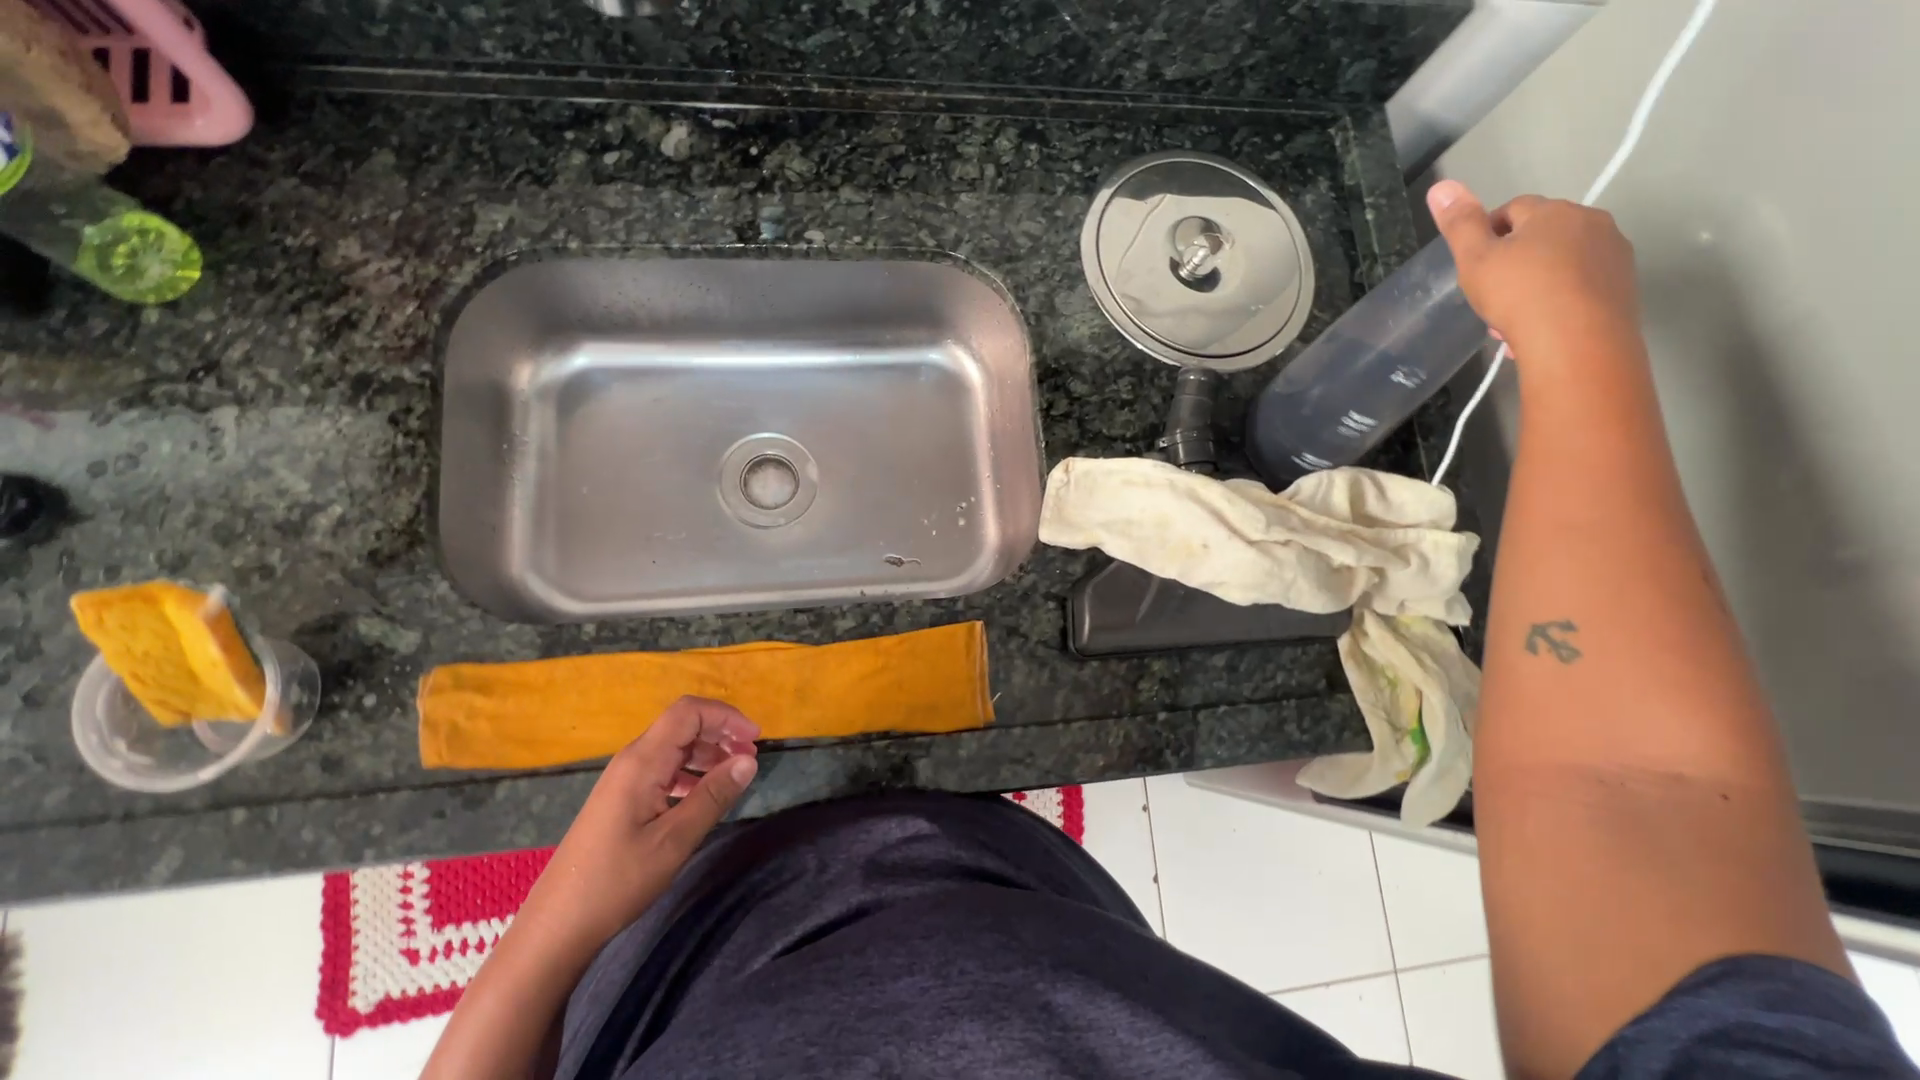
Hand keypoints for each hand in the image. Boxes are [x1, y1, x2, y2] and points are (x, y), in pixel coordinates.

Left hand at [516, 696, 760, 949]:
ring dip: (708, 753)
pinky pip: (663, 769)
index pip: (688, 712)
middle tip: (751, 759)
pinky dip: (691, 773)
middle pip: (682, 725)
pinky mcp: (623, 798)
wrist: (560, 921)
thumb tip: (749, 760)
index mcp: (642, 761)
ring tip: (735, 777)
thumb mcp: (675, 840)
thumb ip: (713, 796)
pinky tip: (704, 797)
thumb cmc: (618, 880)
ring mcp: (625, 779)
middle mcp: (632, 760)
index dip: (726, 716)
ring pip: (674, 747)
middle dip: (721, 732)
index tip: (756, 738)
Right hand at [1427, 180, 1641, 365]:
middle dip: (1515, 260)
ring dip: (1538, 281)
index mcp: (1552, 212)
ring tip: (1516, 318)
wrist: (1578, 343)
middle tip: (1493, 295)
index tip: (1475, 265)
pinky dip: (1561, 300)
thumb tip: (1441, 186)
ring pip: (1562, 262)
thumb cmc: (1520, 295)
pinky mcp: (1624, 286)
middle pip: (1541, 235)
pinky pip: (1582, 285)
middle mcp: (1591, 222)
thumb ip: (1459, 224)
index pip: (1512, 209)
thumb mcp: (1475, 260)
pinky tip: (1543, 326)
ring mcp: (1613, 254)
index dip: (1487, 234)